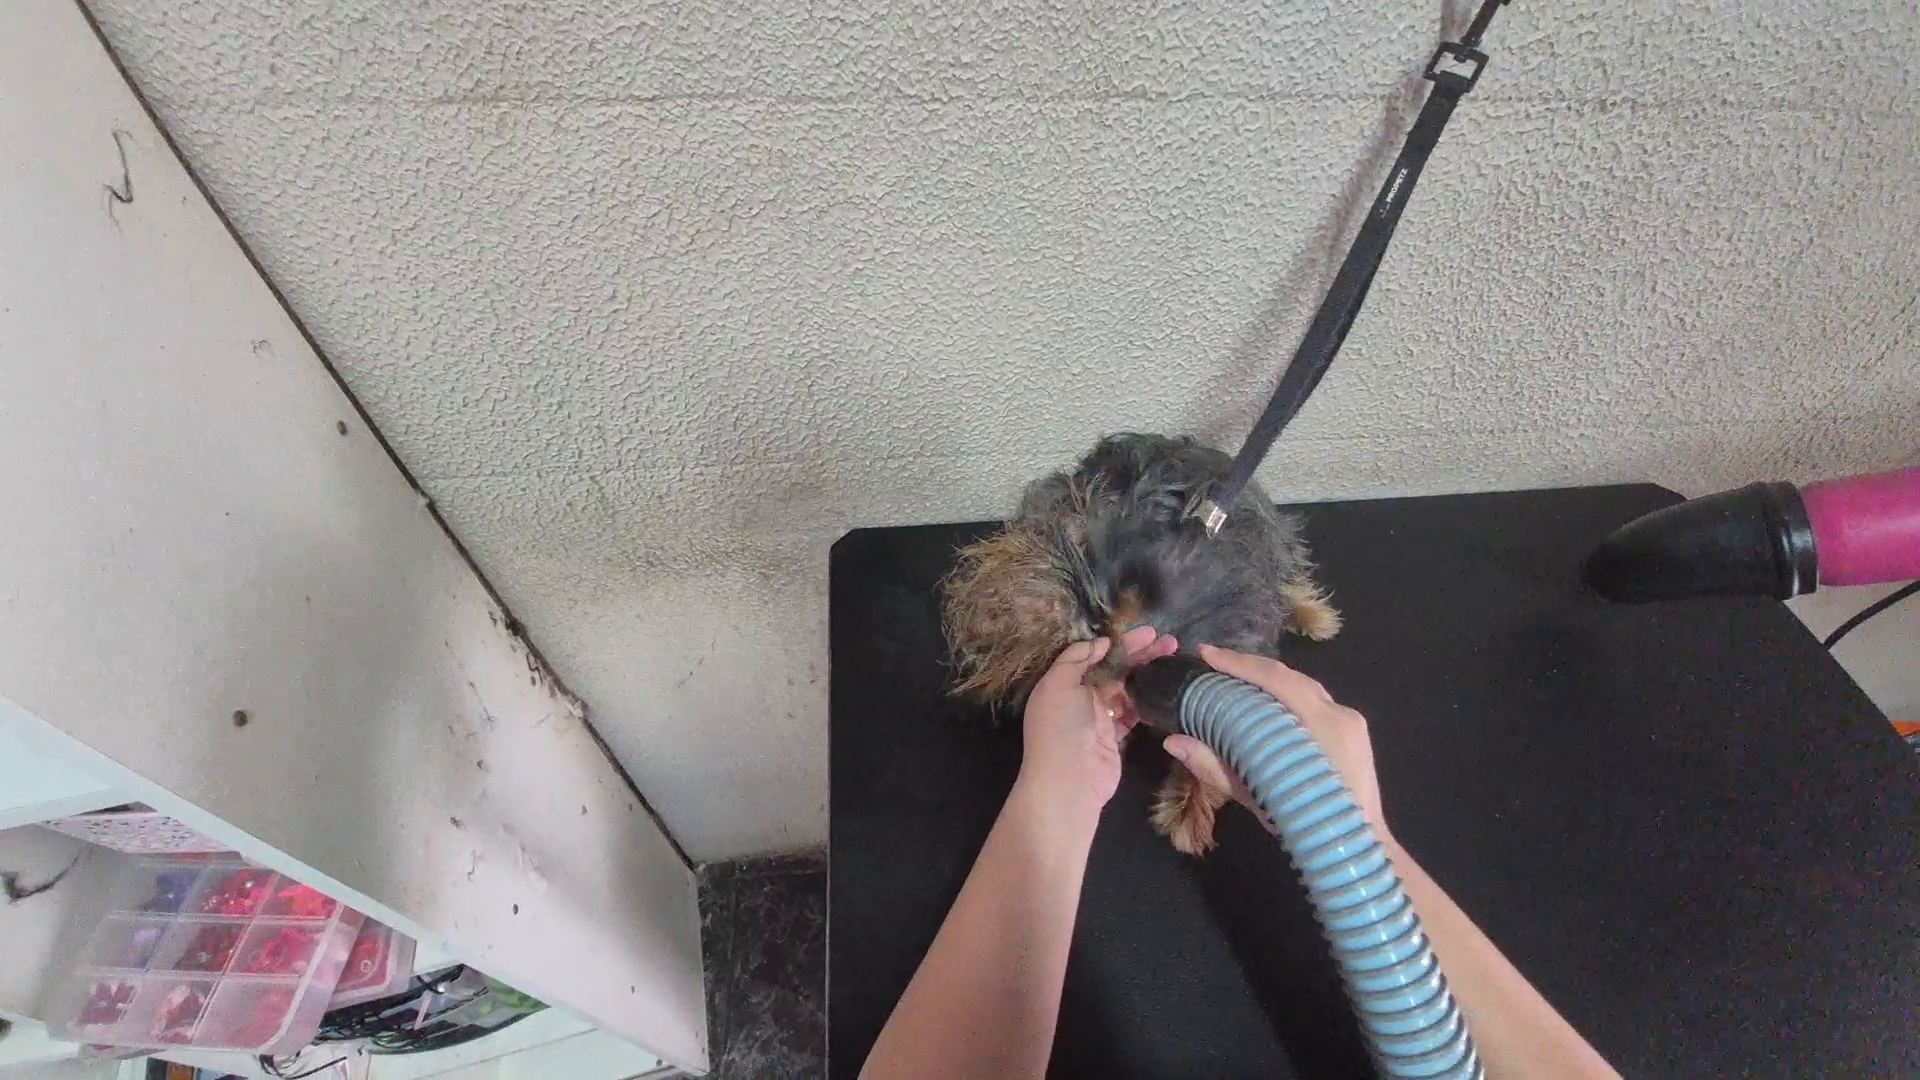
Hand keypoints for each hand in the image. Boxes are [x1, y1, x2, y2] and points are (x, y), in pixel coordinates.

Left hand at [1018, 627, 1177, 819]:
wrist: (1067, 780)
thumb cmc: (1059, 727)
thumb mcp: (1058, 684)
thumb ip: (1075, 658)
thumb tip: (1100, 643)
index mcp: (1064, 681)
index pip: (1096, 654)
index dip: (1121, 642)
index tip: (1147, 632)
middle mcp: (1080, 696)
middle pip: (1114, 669)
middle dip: (1141, 654)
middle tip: (1169, 641)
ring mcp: (1098, 717)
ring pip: (1126, 688)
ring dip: (1147, 674)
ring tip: (1173, 659)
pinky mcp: (1114, 736)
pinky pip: (1132, 713)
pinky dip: (1146, 701)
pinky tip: (1165, 688)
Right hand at [1164, 644, 1387, 839]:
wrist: (1356, 848)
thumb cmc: (1306, 823)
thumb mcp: (1255, 796)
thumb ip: (1213, 767)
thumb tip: (1172, 742)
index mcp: (1323, 724)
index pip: (1276, 679)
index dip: (1238, 663)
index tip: (1204, 654)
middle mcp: (1340, 713)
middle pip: (1289, 676)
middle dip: (1248, 665)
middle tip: (1213, 661)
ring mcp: (1350, 719)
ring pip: (1302, 684)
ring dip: (1266, 676)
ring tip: (1233, 673)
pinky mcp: (1352, 728)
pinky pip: (1313, 699)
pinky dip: (1283, 692)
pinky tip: (1263, 696)